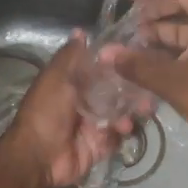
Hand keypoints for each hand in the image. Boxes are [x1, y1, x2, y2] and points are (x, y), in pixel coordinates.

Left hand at [0, 33, 130, 187]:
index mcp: (72, 84)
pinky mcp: (99, 145)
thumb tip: (80, 31)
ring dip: (132, 109)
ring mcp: (93, 125)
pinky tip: (123, 127)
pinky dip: (123, 130)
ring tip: (142, 108)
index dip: (117, 63)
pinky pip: (118, 136)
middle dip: (132, 88)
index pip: (101, 69)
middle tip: (149, 86)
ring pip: (121, 113)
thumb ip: (70, 56)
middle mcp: (84, 102)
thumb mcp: (55, 78)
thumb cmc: (46, 112)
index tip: (136, 55)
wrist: (38, 156)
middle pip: (115, 92)